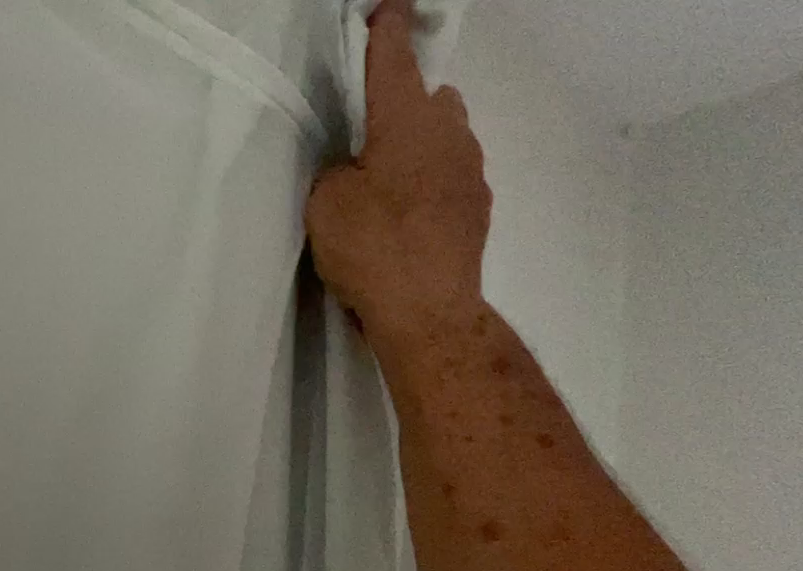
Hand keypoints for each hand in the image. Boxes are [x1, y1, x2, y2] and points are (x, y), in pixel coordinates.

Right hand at [306, 0, 490, 337]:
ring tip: (383, 187)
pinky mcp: (475, 210)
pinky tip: (401, 221)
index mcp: (407, 123)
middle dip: (406, 104)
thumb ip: (337, 173)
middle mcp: (449, 136)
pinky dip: (426, 188)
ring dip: (417, 150)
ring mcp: (470, 173)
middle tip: (369, 136)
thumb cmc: (371, 247)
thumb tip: (355, 168)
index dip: (386, 34)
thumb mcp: (327, 204)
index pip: (395, 63)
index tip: (386, 10)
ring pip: (445, 139)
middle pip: (432, 99)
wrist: (426, 309)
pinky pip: (449, 180)